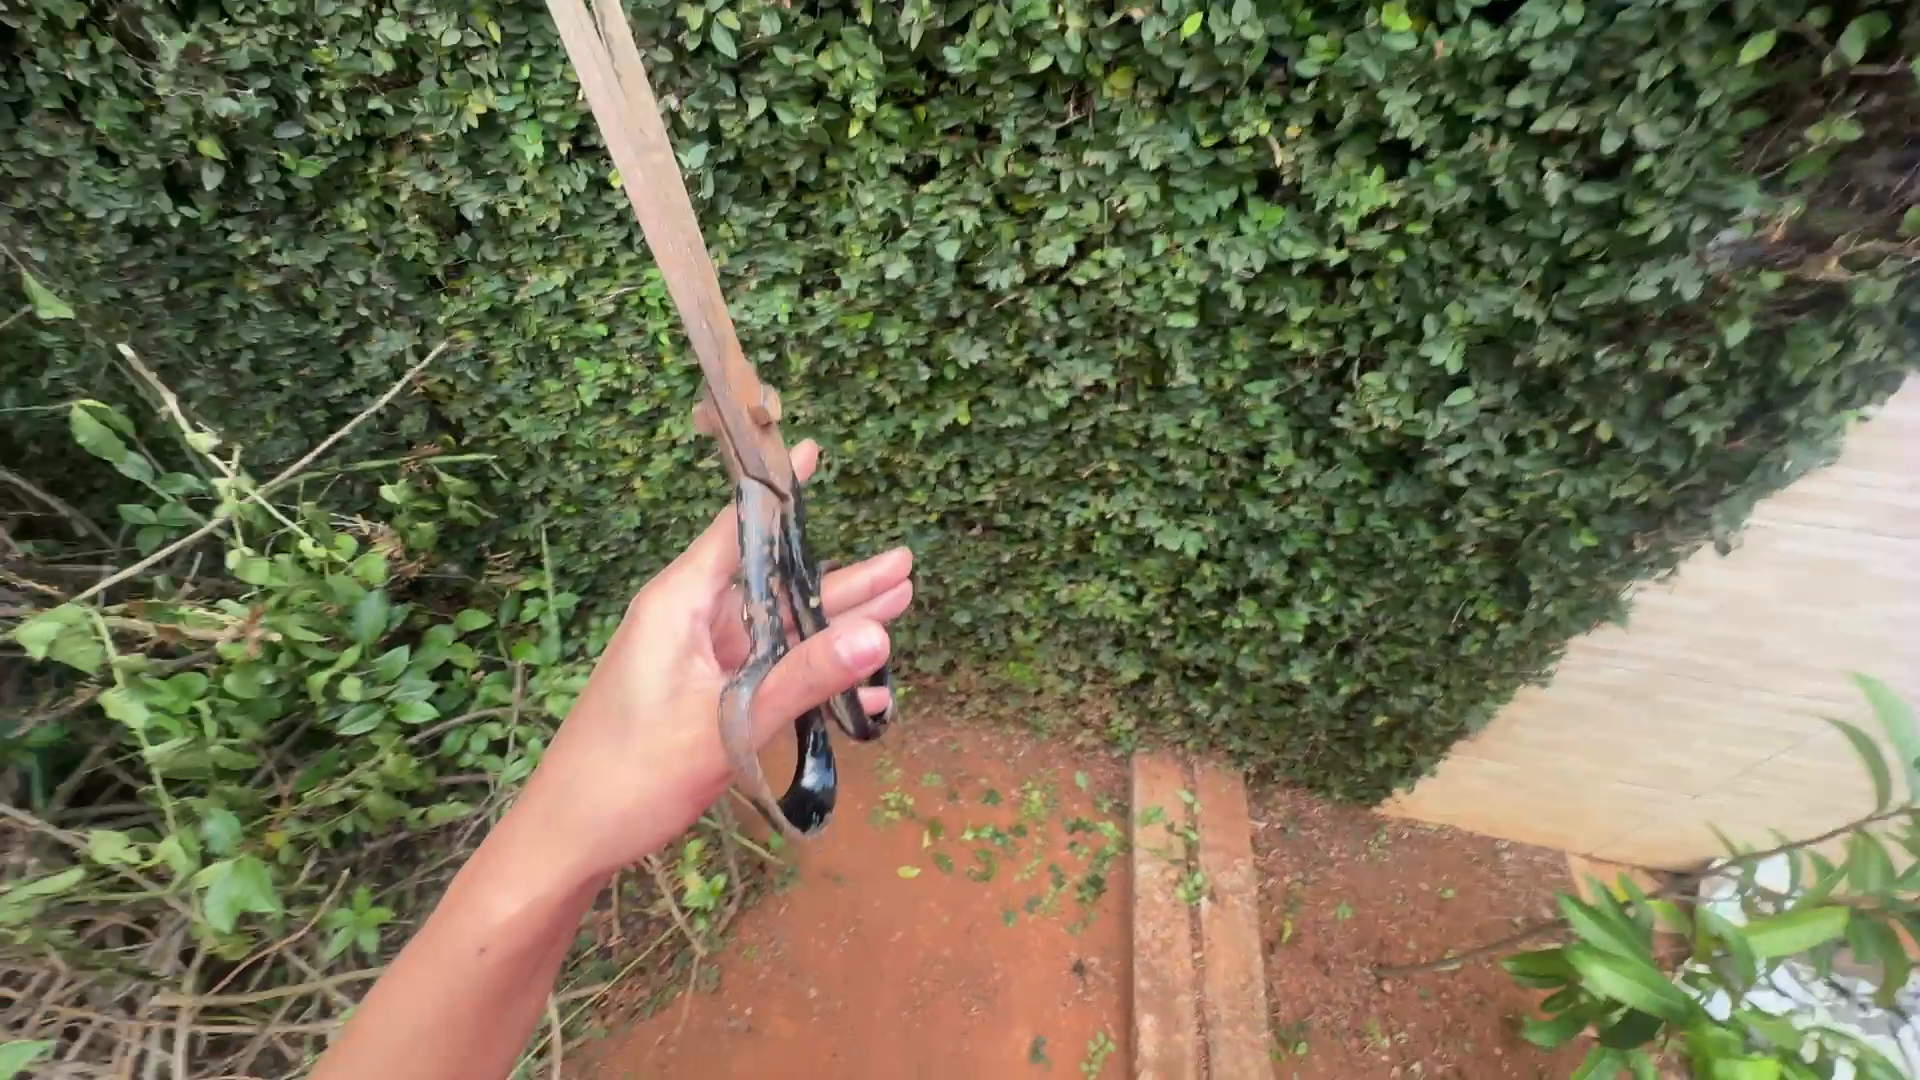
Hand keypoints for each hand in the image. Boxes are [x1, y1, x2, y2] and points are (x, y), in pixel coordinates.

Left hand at [511, 440, 912, 885]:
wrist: (570, 843)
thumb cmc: (633, 774)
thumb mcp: (728, 721)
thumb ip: (804, 676)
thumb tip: (879, 633)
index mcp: (682, 602)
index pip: (740, 527)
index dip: (781, 493)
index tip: (816, 452)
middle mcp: (695, 620)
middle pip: (778, 585)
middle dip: (842, 579)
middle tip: (905, 565)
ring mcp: (703, 661)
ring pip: (781, 631)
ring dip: (837, 627)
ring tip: (900, 606)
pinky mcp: (709, 696)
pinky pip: (771, 674)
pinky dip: (814, 681)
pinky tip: (866, 696)